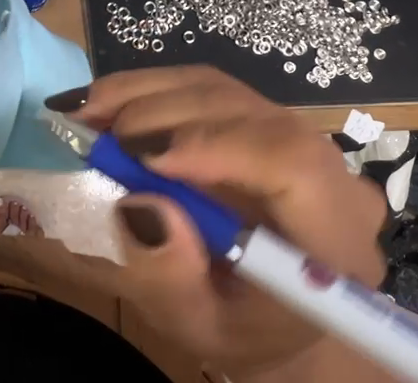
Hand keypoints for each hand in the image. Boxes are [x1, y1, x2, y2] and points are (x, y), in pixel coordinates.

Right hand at [55, 66, 388, 380]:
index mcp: (332, 239)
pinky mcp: (260, 116)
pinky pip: (204, 88)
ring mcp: (296, 134)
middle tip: (89, 129)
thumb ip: (172, 278)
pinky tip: (105, 102)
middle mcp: (327, 173)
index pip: (294, 166)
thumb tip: (140, 206)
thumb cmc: (242, 329)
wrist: (273, 315)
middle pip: (247, 115)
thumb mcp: (200, 327)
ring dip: (144, 93)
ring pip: (220, 90)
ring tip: (85, 110)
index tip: (141, 156)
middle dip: (161, 114)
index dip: (215, 145)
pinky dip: (148, 89)